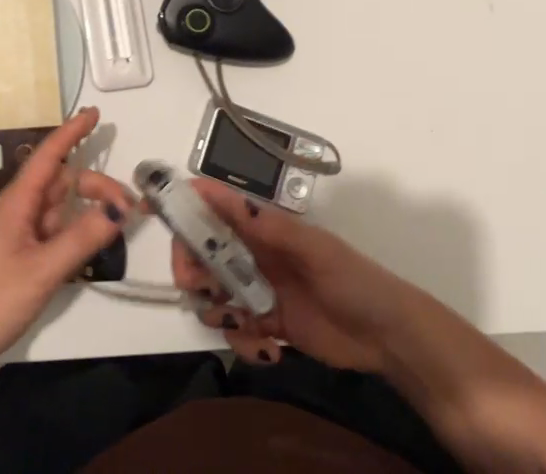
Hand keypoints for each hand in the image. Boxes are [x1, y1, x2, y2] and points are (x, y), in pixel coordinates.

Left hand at [0, 107, 137, 396]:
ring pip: (59, 208)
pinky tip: (95, 243)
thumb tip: (118, 210)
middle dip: (96, 185)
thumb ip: (81, 239)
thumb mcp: (42, 271)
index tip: (94, 113)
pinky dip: (77, 231)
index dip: (70, 133)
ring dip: (89, 208)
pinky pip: (54, 232)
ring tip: (121, 221)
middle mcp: (16, 212)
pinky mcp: (20, 257)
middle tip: (129, 209)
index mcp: (15, 204)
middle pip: (60, 183)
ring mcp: (18, 235)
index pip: (48, 157)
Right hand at [170, 178, 402, 372]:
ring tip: (237, 323)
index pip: (216, 209)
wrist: (391, 338)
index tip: (154, 210)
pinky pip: (235, 330)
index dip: (186, 206)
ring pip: (213, 293)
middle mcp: (256, 255)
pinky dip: (241, 340)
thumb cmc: (356, 282)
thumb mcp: (318, 250)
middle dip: (192, 267)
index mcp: (267, 229)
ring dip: (214, 308)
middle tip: (196, 286)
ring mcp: (260, 291)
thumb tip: (222, 196)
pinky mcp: (267, 325)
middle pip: (203, 253)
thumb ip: (272, 228)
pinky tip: (266, 348)